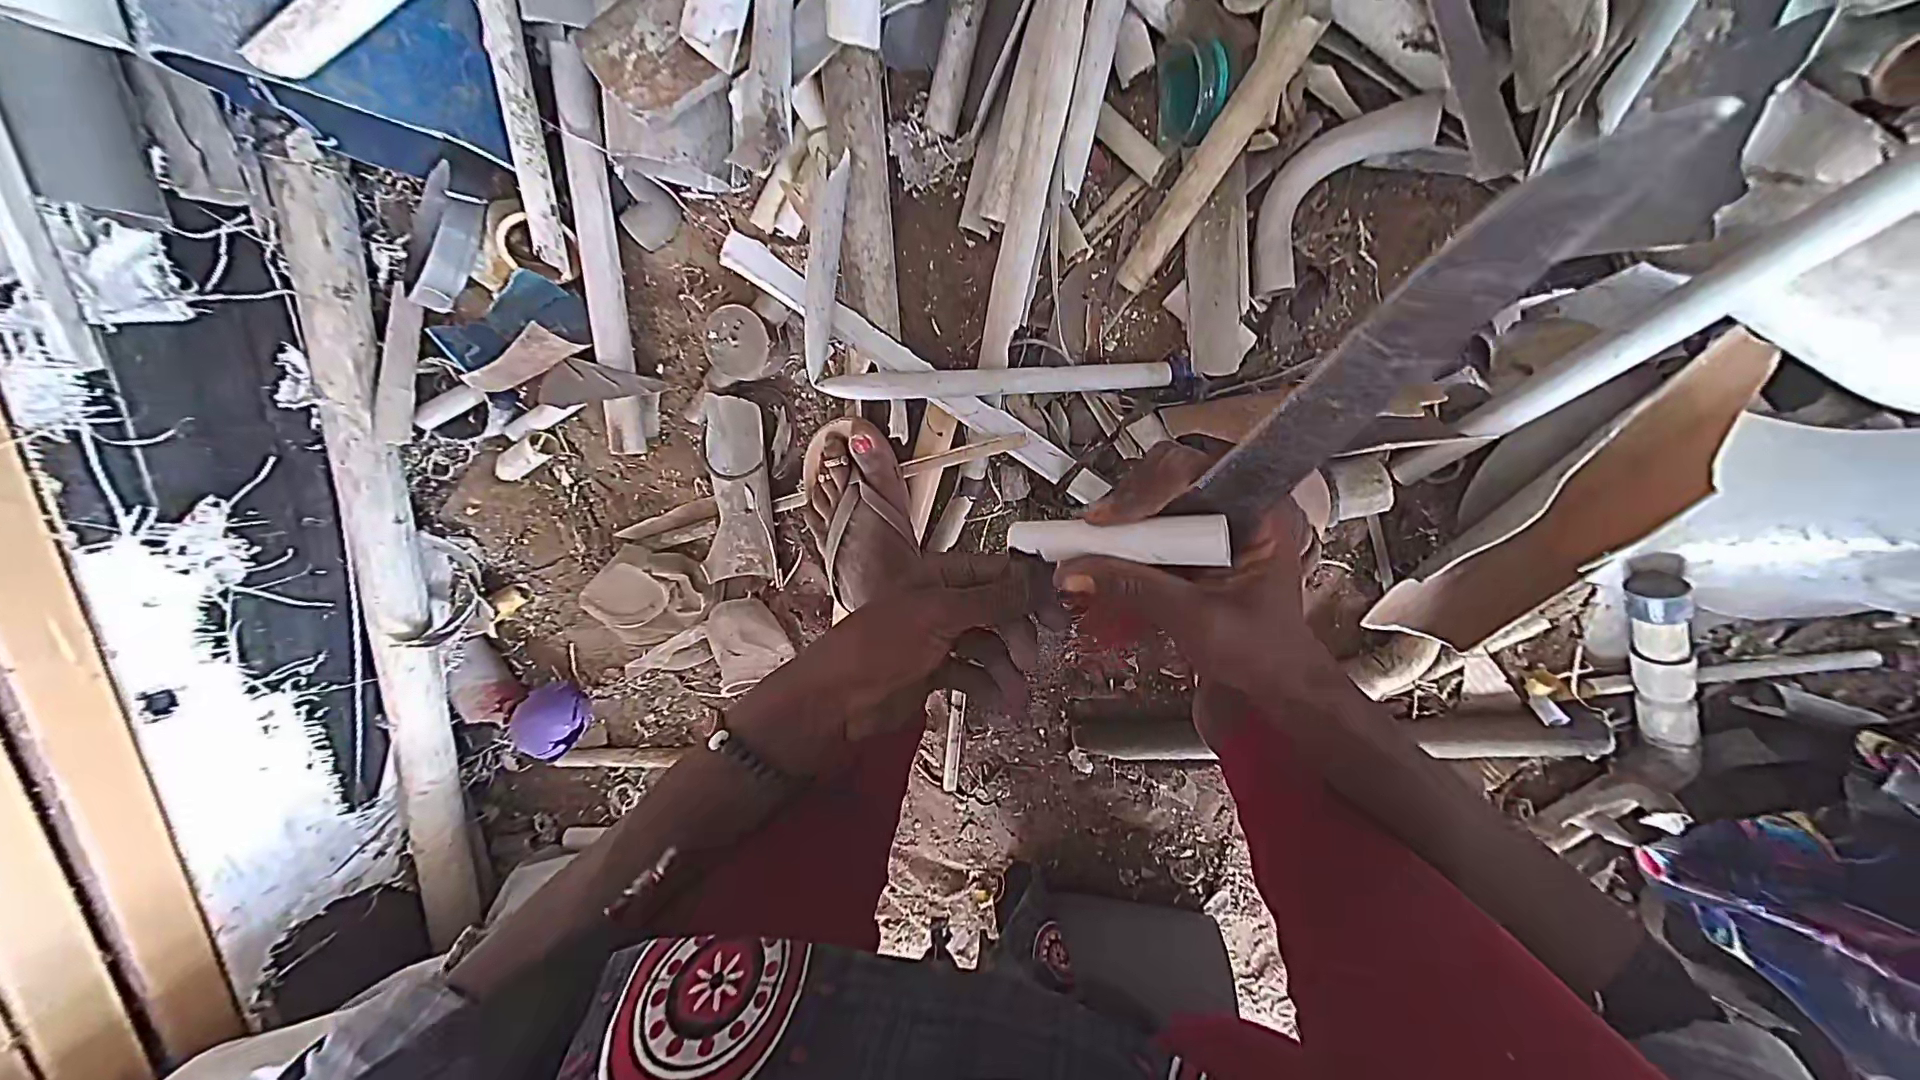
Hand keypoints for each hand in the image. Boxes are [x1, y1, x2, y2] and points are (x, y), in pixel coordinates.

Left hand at [729, 553, 1063, 771]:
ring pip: (988, 647)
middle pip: (997, 612)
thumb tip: (1029, 584)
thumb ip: (990, 600)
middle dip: (1018, 635)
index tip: (1056, 606)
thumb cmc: (871, 648)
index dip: (1026, 589)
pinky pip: (973, 674)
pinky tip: (998, 702)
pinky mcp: (934, 671)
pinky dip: (988, 688)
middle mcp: (939, 604)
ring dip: (1006, 669)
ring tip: (1015, 692)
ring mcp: (937, 638)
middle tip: (1032, 655)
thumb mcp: (938, 615)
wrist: (835, 702)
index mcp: (937, 577)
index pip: (994, 573)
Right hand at [1052, 442, 1327, 696]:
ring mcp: (1214, 524)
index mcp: (1262, 510)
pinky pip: (1149, 529)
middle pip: (1166, 478)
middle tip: (1090, 536)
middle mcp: (1238, 506)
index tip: (1105, 522)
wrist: (1273, 682)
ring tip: (1089, 552)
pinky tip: (1104, 564)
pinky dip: (1122, 545)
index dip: (1144, 491)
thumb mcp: (1196, 619)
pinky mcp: (1192, 544)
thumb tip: (1079, 568)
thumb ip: (1135, 589)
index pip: (1194, 471)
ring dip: (1119, 527)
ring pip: (1152, 501)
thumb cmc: (1263, 653)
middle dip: (1125, 507)